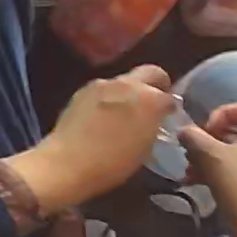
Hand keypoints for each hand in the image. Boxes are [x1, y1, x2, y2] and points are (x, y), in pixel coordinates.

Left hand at [6, 65, 173, 212]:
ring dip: (129, 91)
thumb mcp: (144, 149)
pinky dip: (109, 97)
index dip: (169, 108)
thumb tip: (154, 119)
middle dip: (155, 85)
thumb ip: (152, 126)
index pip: (169, 97)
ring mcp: (102, 84)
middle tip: (151, 104)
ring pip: (124, 80)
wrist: (66, 162)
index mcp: (150, 100)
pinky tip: (102, 115)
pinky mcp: (82, 90)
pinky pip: (103, 88)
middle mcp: (128, 84)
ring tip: (123, 112)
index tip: (166, 118)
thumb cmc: (111, 164)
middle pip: (150, 73)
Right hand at [179, 103, 236, 236]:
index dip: (217, 114)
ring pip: (231, 149)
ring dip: (206, 156)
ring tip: (190, 170)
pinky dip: (215, 169)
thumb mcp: (209, 155)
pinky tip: (197, 182)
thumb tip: (183, 130)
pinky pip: (235, 167)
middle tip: (191, 151)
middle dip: (207, 138)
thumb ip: (193, 136)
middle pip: (234, 128)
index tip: (202, 132)